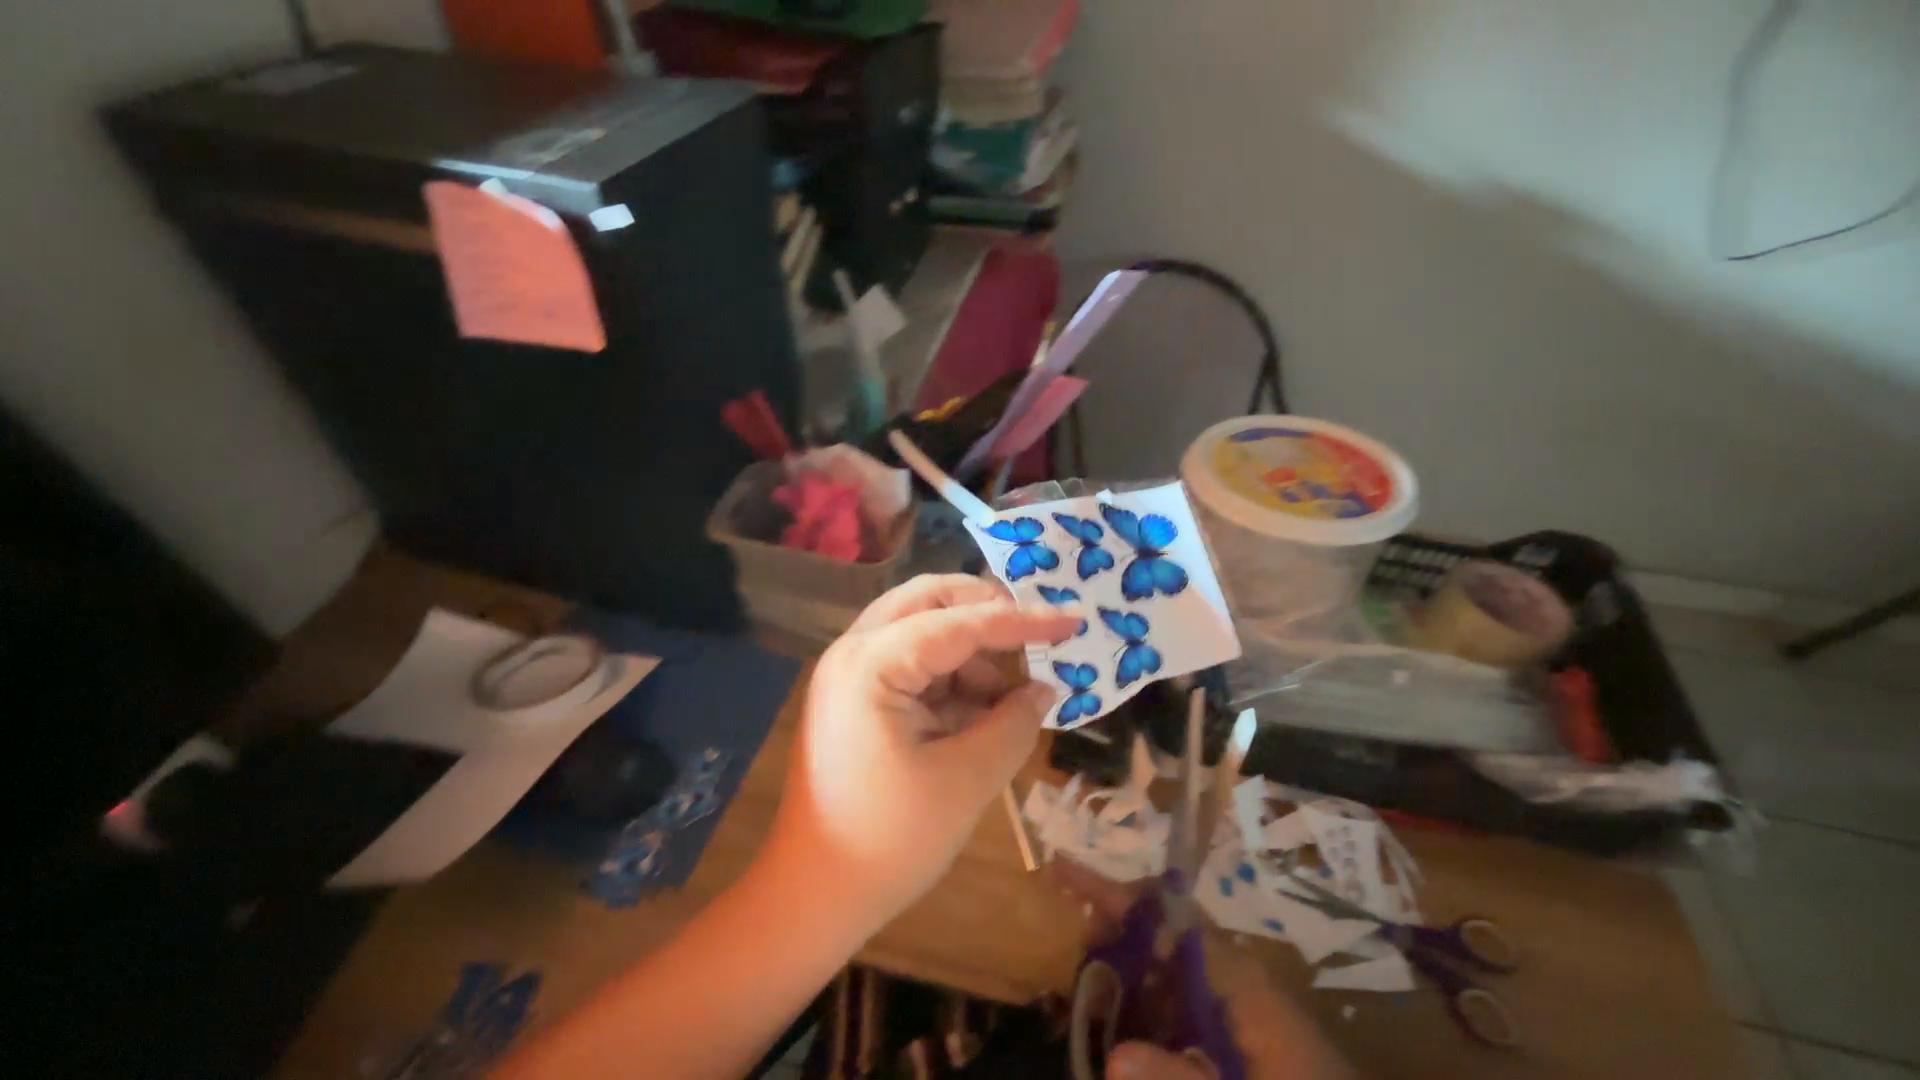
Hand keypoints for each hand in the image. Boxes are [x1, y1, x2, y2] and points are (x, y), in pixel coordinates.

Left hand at [765, 575, 1078, 922]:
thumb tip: (1042, 690)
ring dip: (971, 652)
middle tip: (1038, 635)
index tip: (1074, 618)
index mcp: (871, 662)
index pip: (958, 622)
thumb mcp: (965, 779)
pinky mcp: (854, 704)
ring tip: (1017, 692)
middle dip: (986, 613)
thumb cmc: (889, 839)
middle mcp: (853, 653)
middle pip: (929, 603)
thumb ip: (1012, 723)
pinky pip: (911, 668)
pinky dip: (951, 679)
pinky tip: (985, 710)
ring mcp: (849, 677)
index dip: (1021, 620)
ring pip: (921, 633)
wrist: (813, 896)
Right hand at [1051, 862, 1357, 1079]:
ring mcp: (1229, 1015)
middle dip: (1102, 939)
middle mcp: (1230, 983)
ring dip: (1113, 983)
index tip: (1062, 873)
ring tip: (1065, 1003)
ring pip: (1157, 980)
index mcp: (1238, 979)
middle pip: (1155, 939)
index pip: (1169, 915)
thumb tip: (1112, 1059)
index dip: (1114, 894)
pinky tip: (1106, 1040)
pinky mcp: (1227, 1043)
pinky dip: (1134, 1016)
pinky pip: (1169, 1014)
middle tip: (1051, 954)